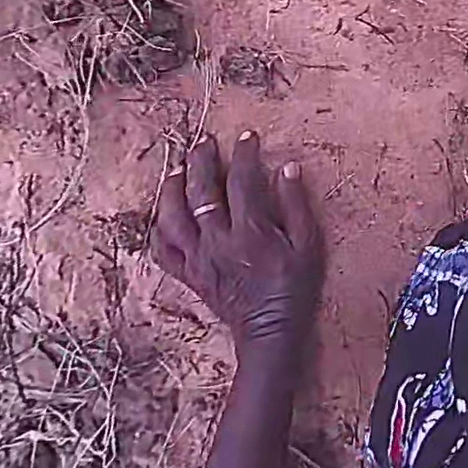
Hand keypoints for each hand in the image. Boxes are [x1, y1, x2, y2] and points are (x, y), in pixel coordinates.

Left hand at [152, 132, 325, 359]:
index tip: (247, 137)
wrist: (271, 330)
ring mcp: (197, 259)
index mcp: (250, 231)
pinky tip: (163, 213)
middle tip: (204, 142)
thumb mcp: (308, 245)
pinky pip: (163, 249)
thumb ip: (297, 205)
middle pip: (201, 192)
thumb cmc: (294, 286)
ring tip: (179, 169)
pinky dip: (158, 228)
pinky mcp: (188, 274)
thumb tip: (288, 168)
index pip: (242, 181)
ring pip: (172, 217)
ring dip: (173, 189)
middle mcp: (217, 241)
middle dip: (202, 161)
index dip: (244, 155)